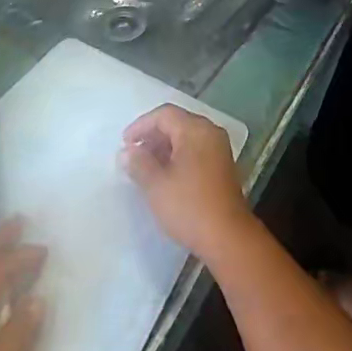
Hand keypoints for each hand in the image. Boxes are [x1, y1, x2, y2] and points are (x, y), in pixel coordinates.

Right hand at [121, 104, 254, 256]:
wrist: (227, 236)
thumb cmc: (189, 206)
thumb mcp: (156, 186)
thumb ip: (139, 164)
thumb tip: (127, 152)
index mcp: (196, 130)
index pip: (165, 115)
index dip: (141, 125)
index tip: (124, 143)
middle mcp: (210, 132)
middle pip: (177, 123)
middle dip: (152, 135)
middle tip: (132, 154)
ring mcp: (219, 149)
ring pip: (186, 137)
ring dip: (164, 147)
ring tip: (144, 166)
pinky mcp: (221, 165)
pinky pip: (195, 150)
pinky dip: (177, 156)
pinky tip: (165, 175)